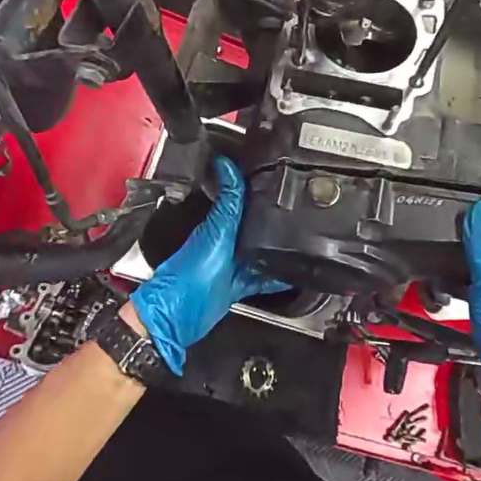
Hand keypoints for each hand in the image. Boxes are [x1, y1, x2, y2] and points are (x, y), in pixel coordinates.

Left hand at [129, 156, 286, 373]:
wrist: (177, 318)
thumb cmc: (190, 274)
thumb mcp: (216, 232)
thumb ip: (228, 202)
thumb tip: (225, 163)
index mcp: (221, 224)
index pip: (243, 198)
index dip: (258, 185)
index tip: (277, 170)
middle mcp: (229, 241)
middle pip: (257, 224)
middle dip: (275, 216)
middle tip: (300, 204)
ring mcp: (235, 264)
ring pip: (264, 250)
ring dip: (280, 246)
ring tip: (303, 237)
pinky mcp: (240, 284)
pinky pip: (266, 277)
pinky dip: (280, 275)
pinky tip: (295, 273)